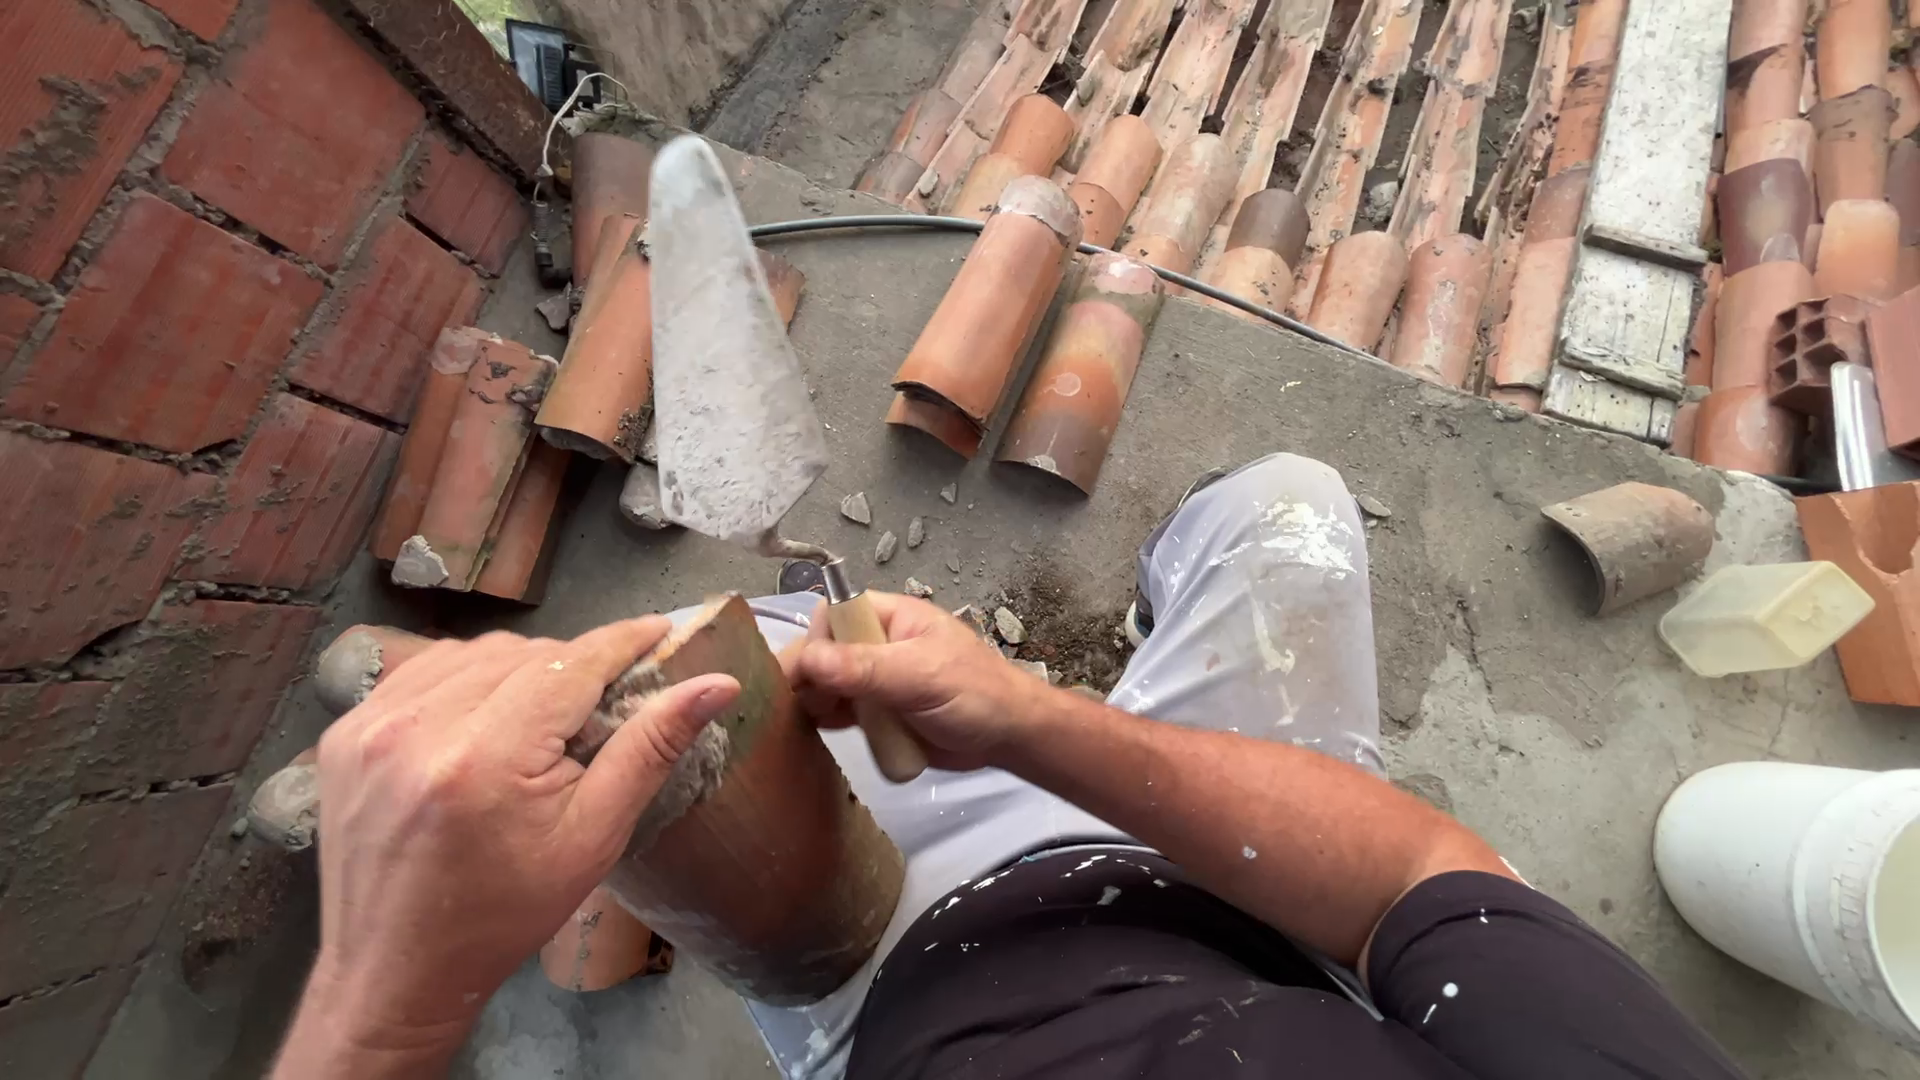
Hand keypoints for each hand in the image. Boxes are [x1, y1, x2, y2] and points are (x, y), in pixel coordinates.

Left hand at [280, 619, 738, 1075]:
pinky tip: (491, 713)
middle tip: (604, 700)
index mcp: (483, 757)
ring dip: (527, 666)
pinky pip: (432, 668)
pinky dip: (475, 674)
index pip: (570, 662)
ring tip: (547, 711)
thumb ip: (654, 745)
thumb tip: (719, 684)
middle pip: (528, 652)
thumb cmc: (510, 908)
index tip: (663, 629)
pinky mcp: (345, 731)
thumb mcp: (598, 833)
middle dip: (577, 664)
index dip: (623, 640)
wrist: (396, 971)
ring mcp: (370, 725)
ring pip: (480, 652)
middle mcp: (417, 727)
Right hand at [786, 593, 1043, 771]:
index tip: (806, 676)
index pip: (835, 615)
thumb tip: (808, 658)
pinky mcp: (877, 712)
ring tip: (814, 723)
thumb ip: (866, 668)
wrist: (1009, 737)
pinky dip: (827, 720)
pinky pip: (839, 710)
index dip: (816, 641)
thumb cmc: (975, 694)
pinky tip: (820, 733)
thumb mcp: (922, 676)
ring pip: (826, 682)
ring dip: (815, 701)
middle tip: (807, 708)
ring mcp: (876, 679)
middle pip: (824, 650)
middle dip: (810, 676)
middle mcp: (877, 643)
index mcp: (892, 618)